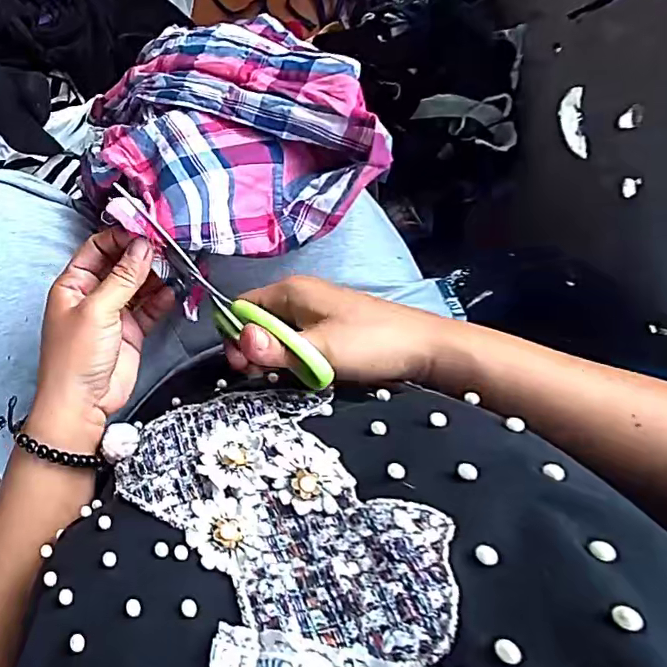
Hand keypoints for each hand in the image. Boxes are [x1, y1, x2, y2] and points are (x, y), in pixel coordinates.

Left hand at [28, 228, 175, 453]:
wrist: (82, 404)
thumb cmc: (72, 361)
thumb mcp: (97, 310)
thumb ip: (123, 277)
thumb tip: (141, 248)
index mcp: (73, 285)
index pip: (98, 248)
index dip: (121, 238)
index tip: (145, 232)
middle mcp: (93, 295)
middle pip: (121, 264)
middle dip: (142, 255)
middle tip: (165, 248)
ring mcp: (113, 313)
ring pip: (139, 285)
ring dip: (156, 276)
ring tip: (173, 268)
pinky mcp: (131, 331)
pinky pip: (150, 307)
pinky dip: (162, 299)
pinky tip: (172, 291)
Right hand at [224, 276, 452, 385]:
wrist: (428, 349)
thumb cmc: (377, 343)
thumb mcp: (323, 350)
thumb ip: (281, 348)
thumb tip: (243, 341)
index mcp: (292, 291)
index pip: (241, 307)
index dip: (237, 335)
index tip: (245, 364)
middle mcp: (300, 297)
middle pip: (257, 322)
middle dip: (255, 349)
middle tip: (264, 375)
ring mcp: (315, 313)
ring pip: (277, 335)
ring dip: (277, 358)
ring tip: (290, 376)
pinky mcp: (329, 329)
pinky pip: (297, 342)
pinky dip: (295, 359)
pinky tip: (307, 373)